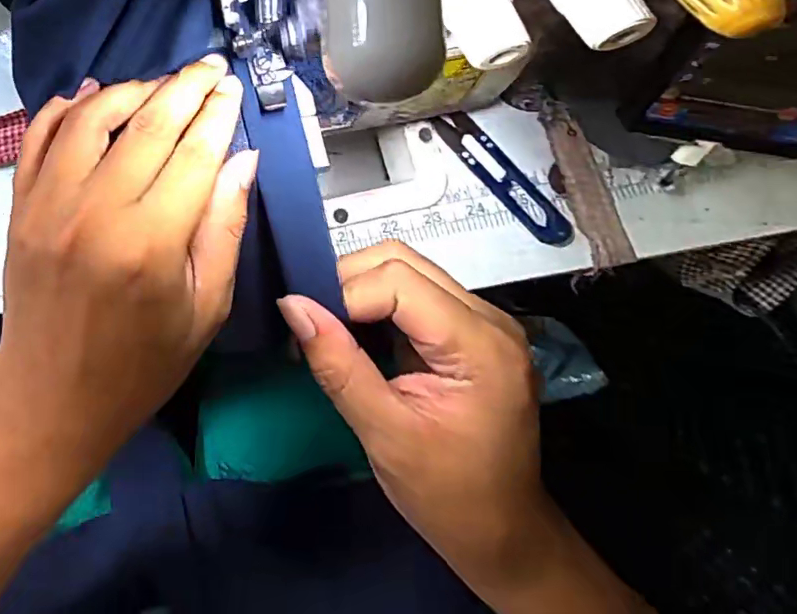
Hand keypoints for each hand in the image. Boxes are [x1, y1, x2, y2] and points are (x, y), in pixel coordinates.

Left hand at [0, 54, 258, 481]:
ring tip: (160, 84)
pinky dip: (65, 109)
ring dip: (131, 89)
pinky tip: (91, 95)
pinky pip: (39, 138)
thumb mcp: (206, 308)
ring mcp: (49, 204)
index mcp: (151, 242)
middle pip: (148, 123)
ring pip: (92, 117)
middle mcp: (96, 211)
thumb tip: (243, 158)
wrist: (50, 399)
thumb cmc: (140, 363)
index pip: (194, 152)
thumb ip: (225, 225)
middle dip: (186, 86)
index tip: (232, 88)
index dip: (218, 114)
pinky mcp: (20, 206)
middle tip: (209, 67)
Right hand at [277, 242, 557, 592]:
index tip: (310, 330)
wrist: (504, 536)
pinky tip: (358, 332)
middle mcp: (488, 318)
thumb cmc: (449, 496)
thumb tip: (292, 305)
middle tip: (316, 324)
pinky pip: (414, 290)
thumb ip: (338, 364)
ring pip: (405, 267)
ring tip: (333, 327)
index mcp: (479, 345)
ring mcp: (482, 319)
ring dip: (360, 288)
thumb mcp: (385, 434)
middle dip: (347, 282)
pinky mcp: (469, 327)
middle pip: (401, 260)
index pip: (397, 280)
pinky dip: (376, 302)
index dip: (345, 295)